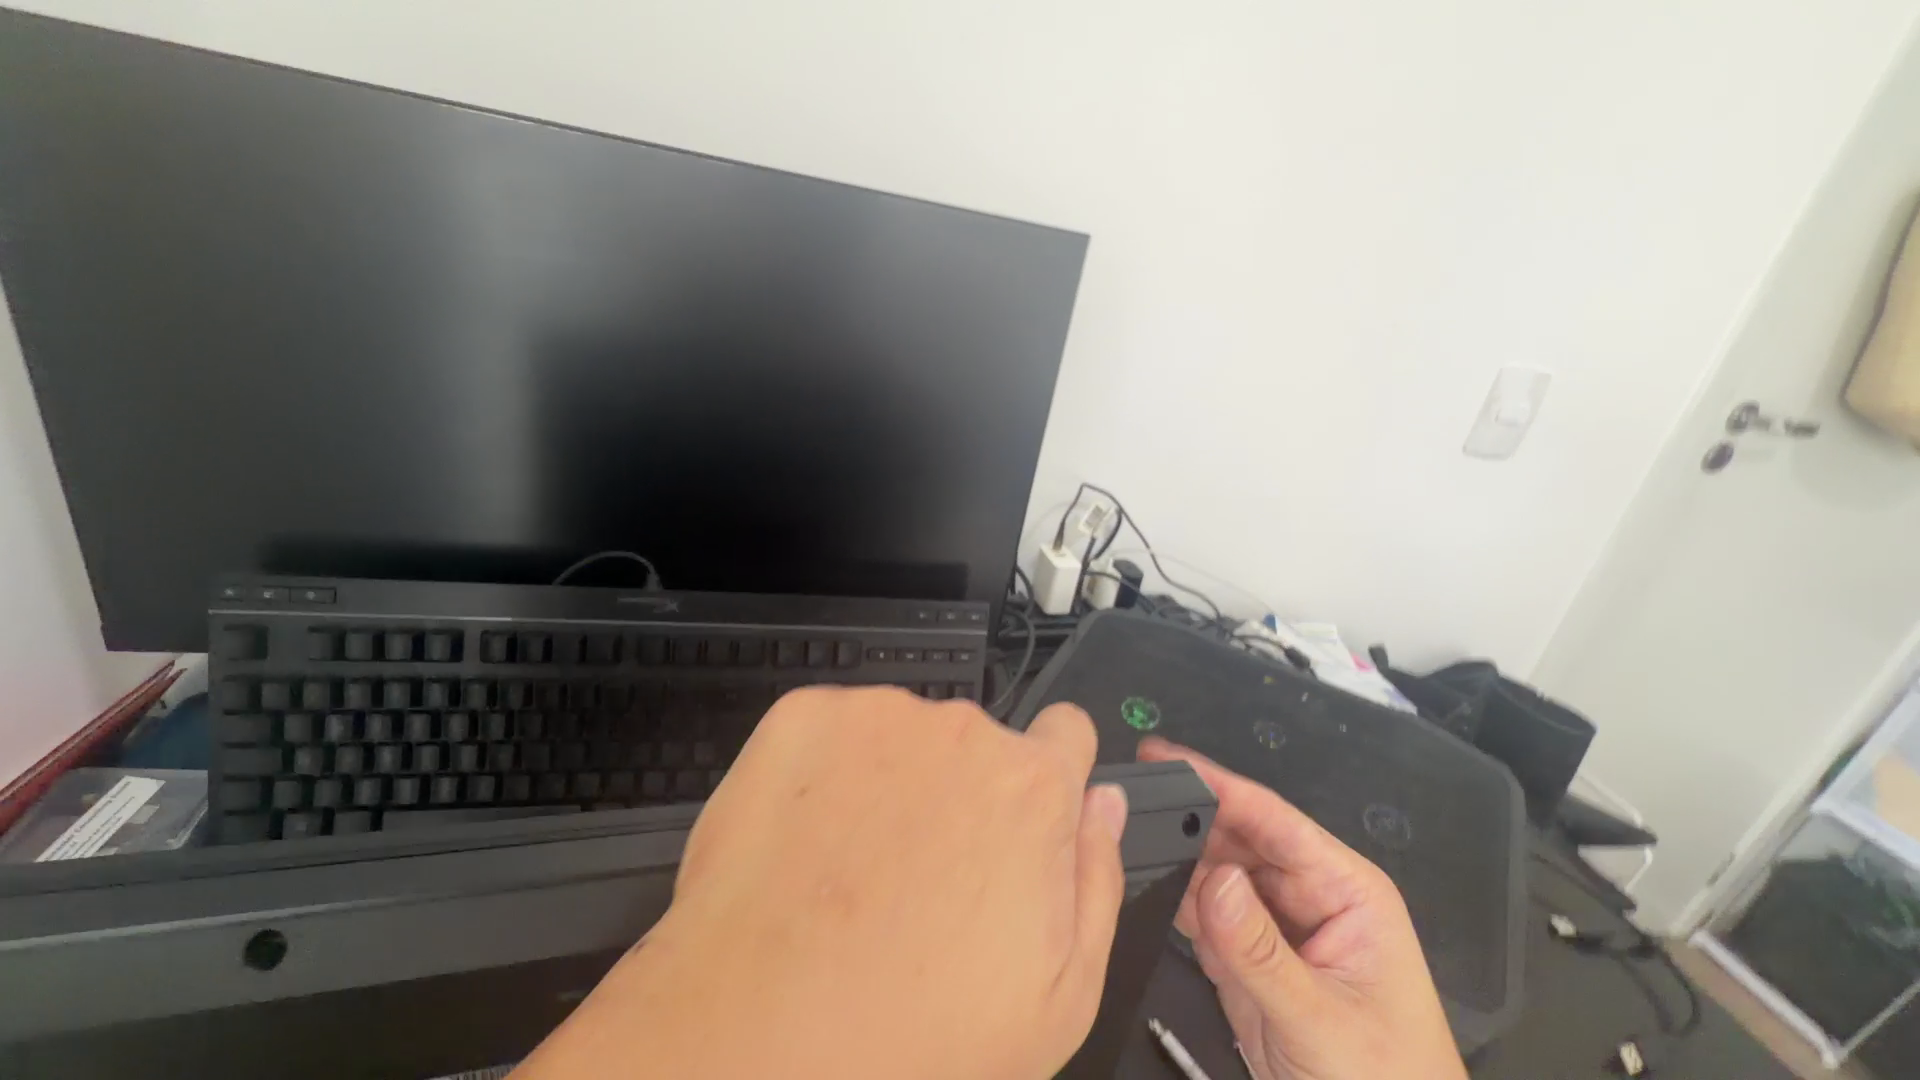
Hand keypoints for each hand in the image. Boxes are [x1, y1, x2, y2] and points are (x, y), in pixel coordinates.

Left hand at [515, 688, 1130, 1079]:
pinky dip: (824, 770)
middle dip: (959, 790)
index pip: (1065, 733)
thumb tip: (1100, 807)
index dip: (1050, 769)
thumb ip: (1097, 878)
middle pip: (975, 742)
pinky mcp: (803, 719)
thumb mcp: (1060, 994)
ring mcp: (876, 718)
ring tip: (856, 868)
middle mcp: (961, 733)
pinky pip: (832, 729)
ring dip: (889, 780)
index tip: (1021, 804)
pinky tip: (811, 841)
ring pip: (901, 735)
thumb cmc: (915, 1031)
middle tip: (920, 872)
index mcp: (1032, 787)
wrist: (765, 1038)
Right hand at [1138, 737, 1465, 1079]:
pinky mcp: (1247, 957)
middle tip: (1129, 803)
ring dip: (1178, 859)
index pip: (1273, 821)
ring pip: (1216, 872)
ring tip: (1127, 836)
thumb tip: (1211, 879)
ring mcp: (1274, 926)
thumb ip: (1260, 952)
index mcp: (1344, 889)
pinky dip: (1176, 901)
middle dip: (1189, 819)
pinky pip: (1205, 914)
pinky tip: (1146, 884)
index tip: (1164, 757)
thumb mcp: (1323, 1022)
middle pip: (1238, 839)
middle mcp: (1307, 895)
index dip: (1218, 784)